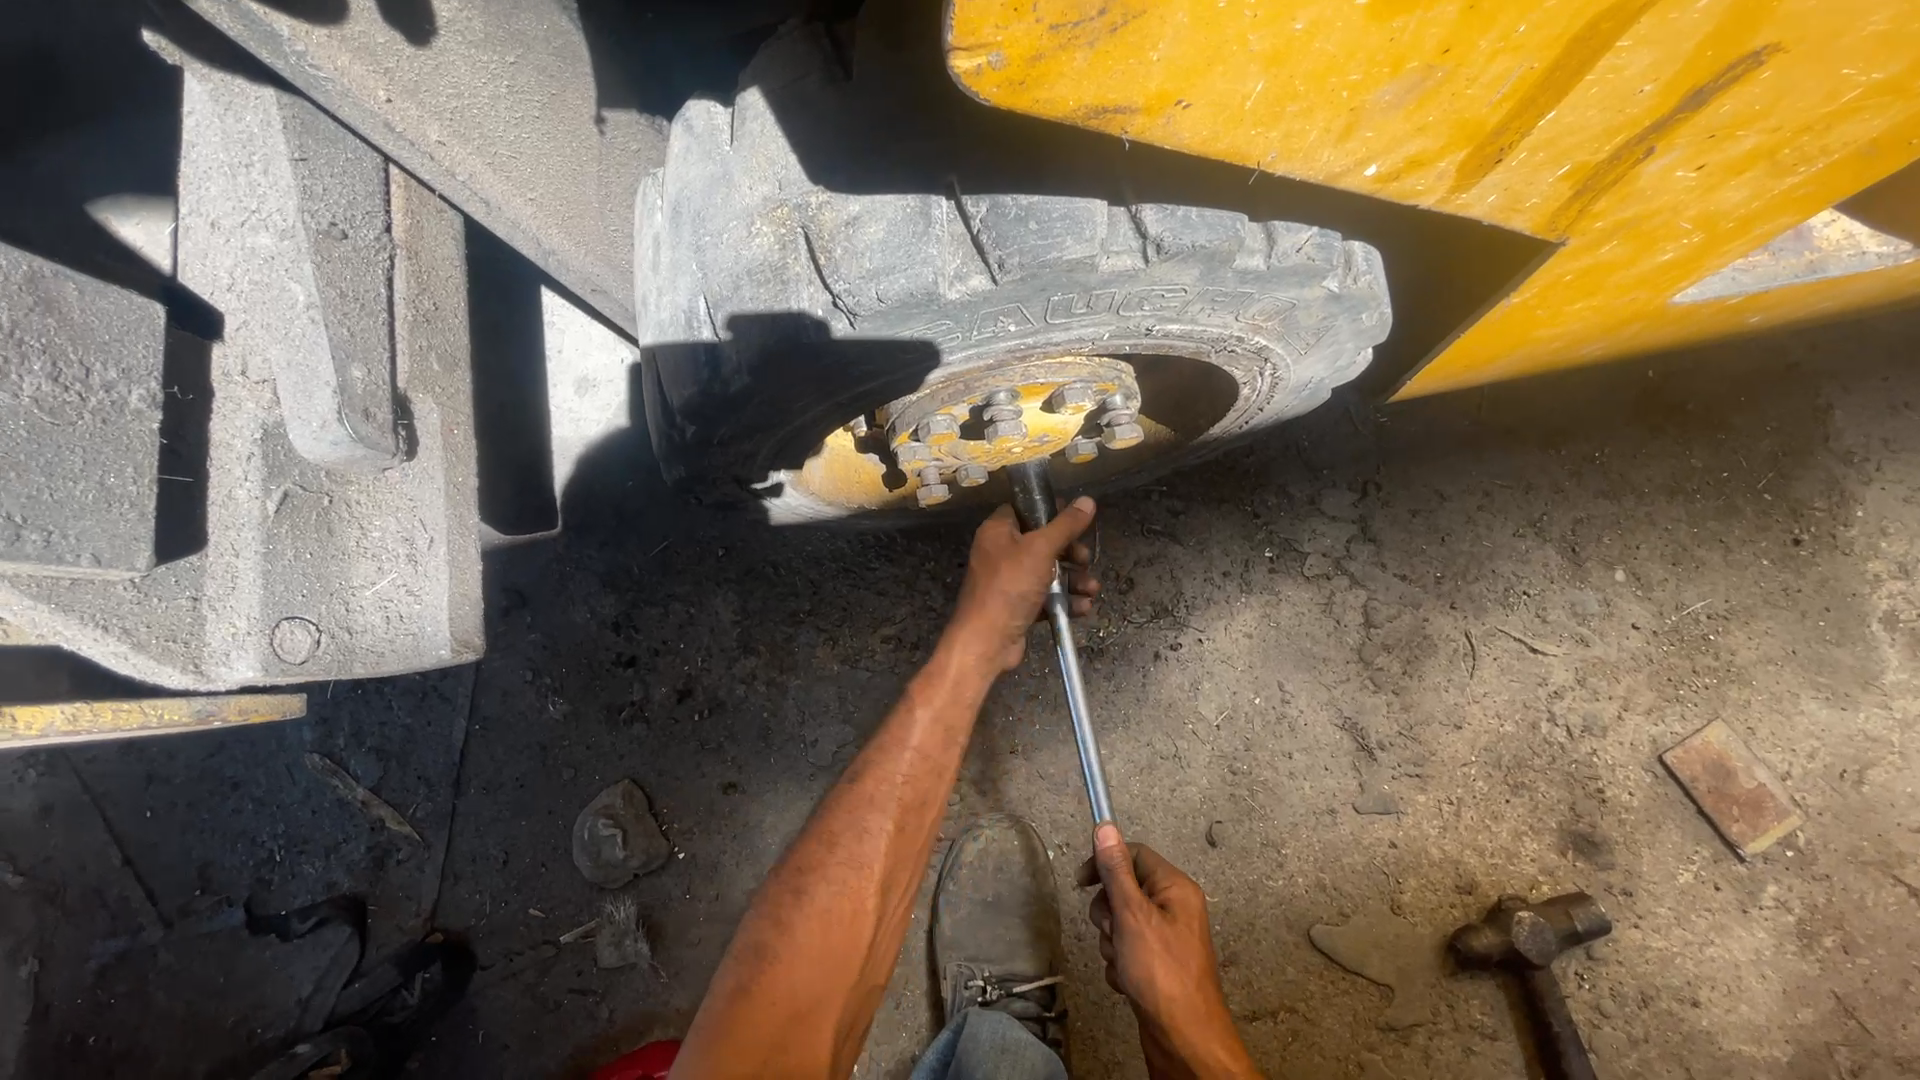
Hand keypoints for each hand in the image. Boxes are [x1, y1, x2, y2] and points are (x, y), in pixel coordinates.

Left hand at [944, 496, 1099, 672]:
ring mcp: (1009, 581)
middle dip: (1070, 553)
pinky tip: (1082, 607)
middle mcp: (1001, 553)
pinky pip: (1046, 597)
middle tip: (1084, 560)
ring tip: (1091, 588)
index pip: (1025, 510)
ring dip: (1073, 579)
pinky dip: (1064, 601)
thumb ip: (1065, 526)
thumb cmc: (1010, 586)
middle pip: (1043, 543)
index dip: (1051, 512)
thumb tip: (1087, 500)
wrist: (987, 641)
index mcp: (998, 531)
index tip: (1076, 520)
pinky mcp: (1018, 606)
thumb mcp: (1041, 550)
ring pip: (1048, 572)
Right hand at [1078, 824, 1260, 1079]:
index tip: (1081, 881)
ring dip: (1112, 941)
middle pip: (1123, 889)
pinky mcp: (1157, 963)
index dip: (1105, 862)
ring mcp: (1166, 937)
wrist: (1183, 1037)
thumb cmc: (1161, 971)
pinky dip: (1120, 962)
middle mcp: (1174, 907)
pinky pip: (1127, 948)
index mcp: (1175, 887)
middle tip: (1115, 931)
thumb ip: (1115, 870)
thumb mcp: (1132, 913)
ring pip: (1121, 921)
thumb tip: (1105, 826)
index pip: (1134, 854)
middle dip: (1108, 912)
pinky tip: (1127, 980)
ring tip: (1124, 961)